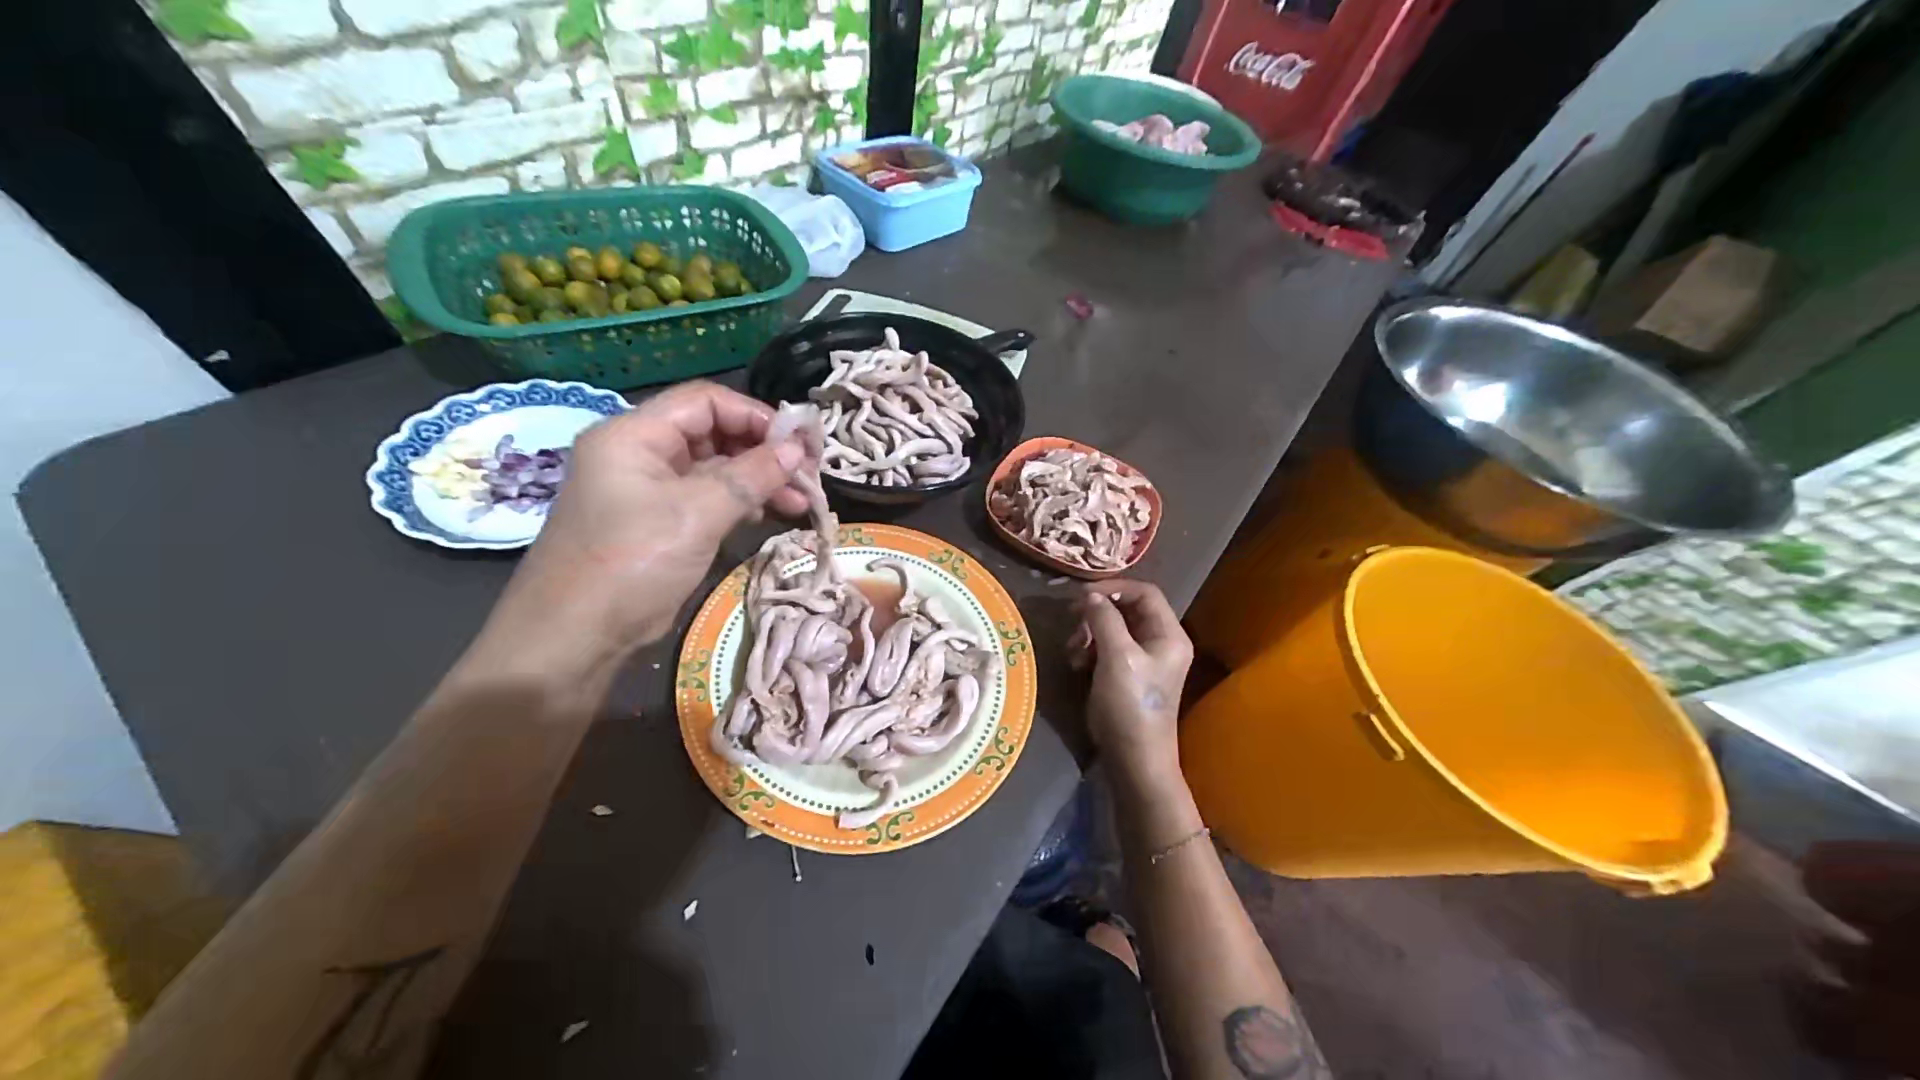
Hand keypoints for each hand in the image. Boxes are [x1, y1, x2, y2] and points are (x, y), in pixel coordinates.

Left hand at [473, 382, 809, 684]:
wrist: (576, 637)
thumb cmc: (633, 561)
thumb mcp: (698, 512)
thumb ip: (752, 475)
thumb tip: (798, 449)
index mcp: (634, 435)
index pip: (704, 402)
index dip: (756, 415)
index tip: (799, 441)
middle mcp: (639, 454)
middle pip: (712, 433)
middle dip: (763, 451)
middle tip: (808, 472)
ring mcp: (649, 491)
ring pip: (715, 469)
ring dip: (759, 480)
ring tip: (801, 500)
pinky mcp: (660, 523)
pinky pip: (707, 499)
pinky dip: (741, 503)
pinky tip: (773, 513)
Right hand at [1071, 580, 1192, 789]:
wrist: (1134, 759)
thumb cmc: (1130, 705)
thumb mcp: (1117, 657)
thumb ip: (1104, 619)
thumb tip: (1090, 596)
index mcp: (1169, 634)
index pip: (1145, 592)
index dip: (1114, 588)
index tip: (1082, 596)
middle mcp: (1160, 643)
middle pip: (1128, 610)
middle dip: (1097, 613)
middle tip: (1073, 624)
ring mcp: (1144, 661)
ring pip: (1114, 628)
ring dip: (1089, 633)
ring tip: (1073, 650)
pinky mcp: (1127, 676)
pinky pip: (1107, 649)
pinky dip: (1090, 650)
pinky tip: (1076, 664)